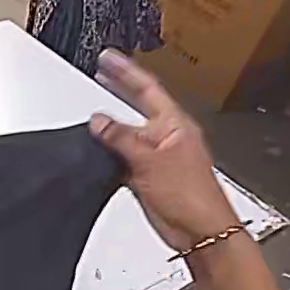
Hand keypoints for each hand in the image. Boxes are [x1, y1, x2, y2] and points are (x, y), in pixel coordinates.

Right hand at [88, 51, 239, 250]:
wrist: (199, 232)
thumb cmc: (192, 196)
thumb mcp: (151, 160)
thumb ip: (121, 139)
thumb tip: (99, 121)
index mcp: (175, 125)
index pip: (146, 89)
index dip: (126, 72)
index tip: (108, 58)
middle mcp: (166, 137)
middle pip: (137, 108)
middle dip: (118, 90)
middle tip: (100, 72)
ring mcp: (157, 158)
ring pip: (127, 135)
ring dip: (110, 127)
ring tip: (91, 114)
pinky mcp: (147, 177)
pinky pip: (123, 160)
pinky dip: (108, 155)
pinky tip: (96, 153)